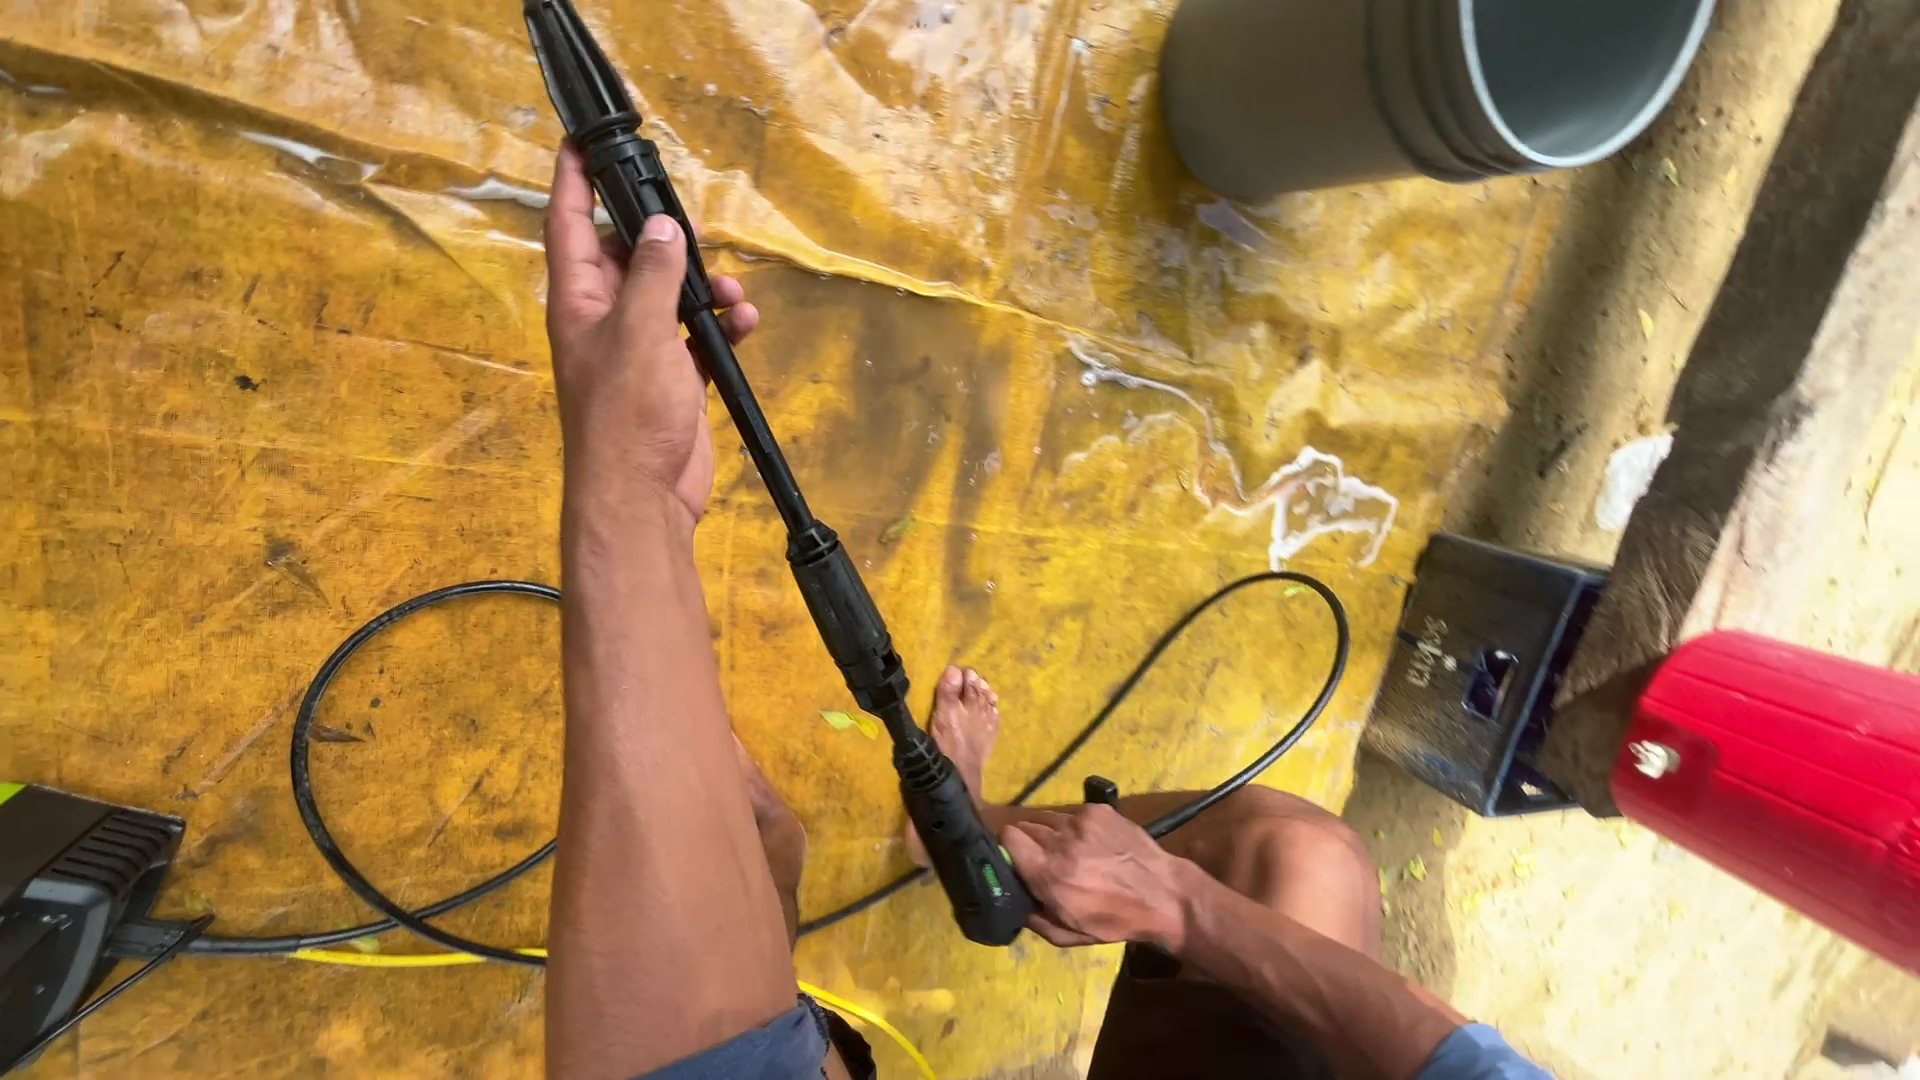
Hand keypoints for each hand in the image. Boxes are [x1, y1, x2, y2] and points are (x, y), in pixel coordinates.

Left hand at [543, 144, 758, 521]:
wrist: (645, 492)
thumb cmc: (629, 410)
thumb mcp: (640, 330)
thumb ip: (653, 274)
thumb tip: (663, 227)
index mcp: (579, 300)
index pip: (569, 224)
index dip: (573, 181)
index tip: (582, 142)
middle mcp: (606, 318)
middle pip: (630, 259)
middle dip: (664, 242)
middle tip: (698, 230)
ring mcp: (642, 351)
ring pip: (671, 298)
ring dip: (704, 290)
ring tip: (735, 294)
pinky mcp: (674, 379)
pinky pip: (697, 338)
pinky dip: (720, 329)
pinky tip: (743, 325)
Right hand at [1000, 805, 1190, 949]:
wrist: (1162, 894)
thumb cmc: (1115, 920)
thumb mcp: (1068, 935)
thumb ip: (1033, 917)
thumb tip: (1013, 896)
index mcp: (1051, 873)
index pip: (1008, 837)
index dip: (1008, 847)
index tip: (1016, 860)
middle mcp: (1061, 841)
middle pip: (1026, 825)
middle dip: (1029, 842)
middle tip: (1043, 859)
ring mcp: (1081, 821)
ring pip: (1048, 817)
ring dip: (1050, 833)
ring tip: (1068, 850)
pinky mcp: (1098, 810)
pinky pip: (1071, 813)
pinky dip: (1073, 827)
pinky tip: (1090, 842)